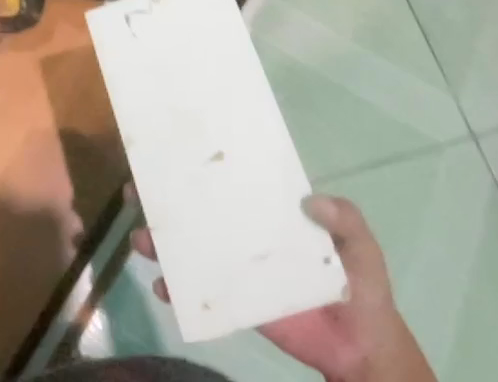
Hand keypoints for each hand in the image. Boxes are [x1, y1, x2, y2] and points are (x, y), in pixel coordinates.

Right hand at [133, 193, 433, 381]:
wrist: (360, 344)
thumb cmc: (360, 284)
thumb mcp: (360, 242)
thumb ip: (343, 218)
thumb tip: (309, 199)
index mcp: (273, 213)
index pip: (235, 184)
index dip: (205, 170)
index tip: (173, 153)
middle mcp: (248, 235)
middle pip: (201, 213)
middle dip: (166, 202)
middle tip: (137, 190)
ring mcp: (240, 270)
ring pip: (192, 251)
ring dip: (162, 244)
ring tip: (140, 239)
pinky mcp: (237, 304)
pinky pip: (201, 295)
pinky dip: (177, 291)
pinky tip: (161, 287)